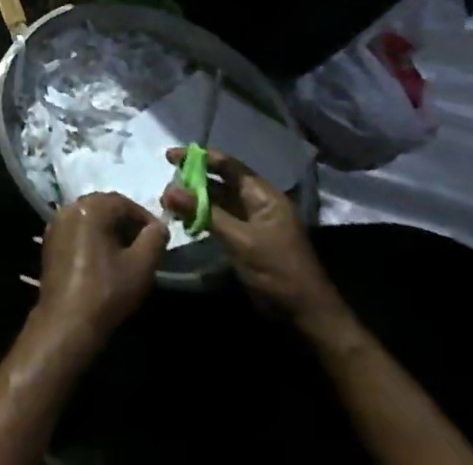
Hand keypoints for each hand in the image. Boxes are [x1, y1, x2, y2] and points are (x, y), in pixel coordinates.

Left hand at [32, 192, 166, 347]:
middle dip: (126, 222)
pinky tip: (103, 258)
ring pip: (89, 218)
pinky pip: (76, 229)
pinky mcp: (50, 241)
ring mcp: (55, 224)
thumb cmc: (107, 291)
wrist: (67, 320)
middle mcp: (69, 208)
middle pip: (104, 206)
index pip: (123, 202)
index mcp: (90, 208)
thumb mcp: (141, 266)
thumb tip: (159, 226)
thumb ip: (154, 240)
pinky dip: (92, 236)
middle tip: (144, 243)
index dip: (144, 217)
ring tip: (126, 252)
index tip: (158, 237)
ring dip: (109, 229)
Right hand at [162, 148, 344, 325]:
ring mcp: (252, 222)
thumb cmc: (277, 271)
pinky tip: (182, 220)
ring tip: (168, 203)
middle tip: (166, 188)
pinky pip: (219, 219)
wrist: (306, 315)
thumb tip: (169, 191)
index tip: (169, 156)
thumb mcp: (240, 240)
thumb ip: (205, 213)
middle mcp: (257, 203)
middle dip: (192, 181)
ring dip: (194, 200)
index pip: (228, 165)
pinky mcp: (246, 239)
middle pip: (220, 182)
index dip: (199, 157)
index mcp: (263, 196)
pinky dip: (201, 217)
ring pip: (217, 201)